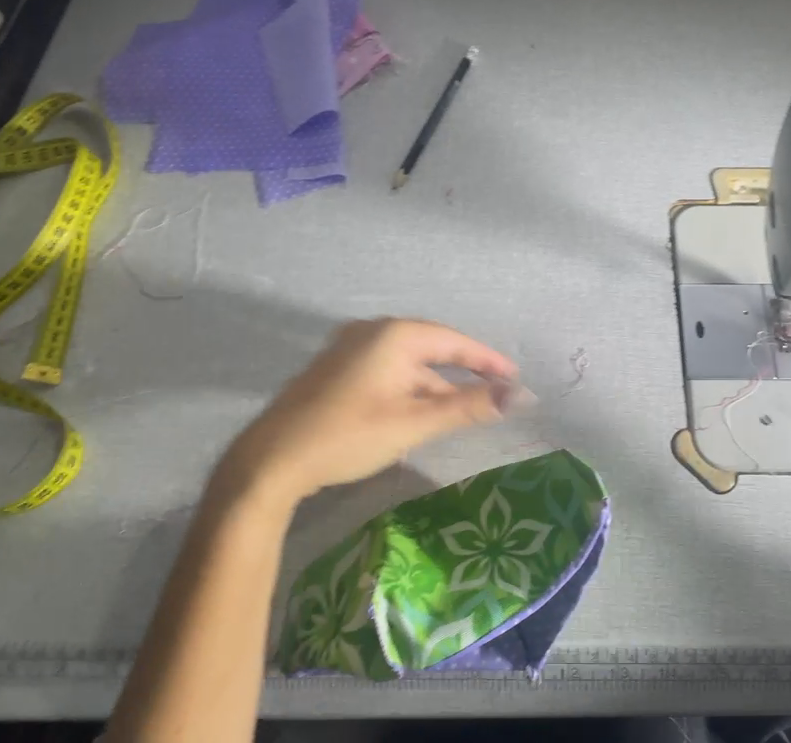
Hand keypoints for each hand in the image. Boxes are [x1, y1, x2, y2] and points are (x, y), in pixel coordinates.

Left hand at [210, 317, 523, 507]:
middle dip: (464, 370)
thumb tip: (519, 396)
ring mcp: (350, 347)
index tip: (516, 378)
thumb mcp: (414, 423)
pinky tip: (419, 411)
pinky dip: (411, 386)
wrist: (272, 460)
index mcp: (394, 335)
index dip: (488, 361)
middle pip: (432, 346)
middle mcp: (372, 331)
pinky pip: (388, 368)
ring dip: (435, 383)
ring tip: (462, 409)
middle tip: (495, 391)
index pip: (455, 341)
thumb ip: (468, 407)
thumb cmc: (348, 436)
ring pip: (408, 361)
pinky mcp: (337, 368)